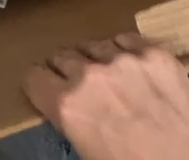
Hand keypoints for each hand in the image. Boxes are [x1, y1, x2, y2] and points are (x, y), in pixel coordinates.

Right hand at [22, 33, 188, 159]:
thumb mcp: (89, 156)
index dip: (40, 87)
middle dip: (66, 72)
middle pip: (62, 56)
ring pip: (94, 45)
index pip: (33, 77)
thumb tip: (69, 112)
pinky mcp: (155, 53)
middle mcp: (90, 75)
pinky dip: (126, 53)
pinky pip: (127, 40)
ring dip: (95, 60)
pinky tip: (135, 70)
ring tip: (110, 79)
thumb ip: (73, 125)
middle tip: (82, 90)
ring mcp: (124, 59)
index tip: (47, 91)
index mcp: (68, 106)